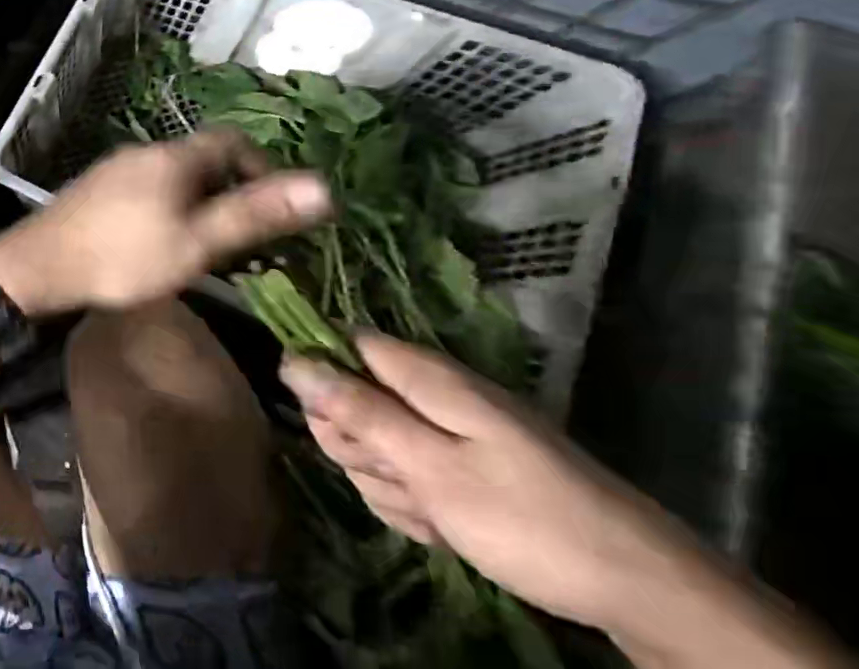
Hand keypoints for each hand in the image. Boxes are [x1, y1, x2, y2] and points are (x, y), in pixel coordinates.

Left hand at [0, 130, 331, 315]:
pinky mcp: (95, 190)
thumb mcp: (197, 242)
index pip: (233, 141)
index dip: (263, 167)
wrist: (39, 266)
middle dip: (233, 190)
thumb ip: (255, 214)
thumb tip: (323, 186)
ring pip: (174, 177)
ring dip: (201, 203)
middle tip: (248, 236)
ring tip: (212, 246)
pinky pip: (148, 188)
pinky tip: (164, 242)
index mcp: (171, 157)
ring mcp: (114, 169)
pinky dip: (170, 207)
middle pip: (203, 159)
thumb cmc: (122, 257)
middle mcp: (142, 153)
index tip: (277, 208)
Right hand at [279, 334, 755, 642]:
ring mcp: (447, 435)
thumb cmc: (529, 520)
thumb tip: (291, 360)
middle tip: (394, 476)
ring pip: (372, 445)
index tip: (326, 420)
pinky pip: (403, 477)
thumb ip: (358, 410)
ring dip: (385, 483)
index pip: (341, 342)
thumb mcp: (430, 466)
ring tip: (430, 512)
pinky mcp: (459, 471)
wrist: (642, 593)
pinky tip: (441, 527)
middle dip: (354, 443)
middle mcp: (432, 395)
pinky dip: (412, 505)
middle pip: (349, 398)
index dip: (317, 372)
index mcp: (425, 377)